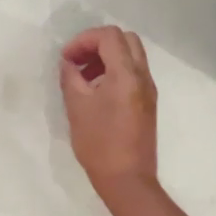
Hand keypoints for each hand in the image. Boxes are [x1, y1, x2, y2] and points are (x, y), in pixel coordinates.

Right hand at [58, 25, 158, 199]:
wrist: (127, 179)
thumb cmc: (99, 143)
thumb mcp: (77, 107)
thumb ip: (71, 78)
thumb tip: (69, 63)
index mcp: (126, 74)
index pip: (109, 36)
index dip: (84, 40)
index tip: (66, 58)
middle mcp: (143, 76)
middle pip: (125, 40)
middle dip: (97, 44)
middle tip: (77, 62)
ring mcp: (148, 90)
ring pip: (131, 56)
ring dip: (106, 58)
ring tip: (83, 78)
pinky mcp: (147, 103)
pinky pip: (133, 74)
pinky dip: (114, 72)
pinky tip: (96, 92)